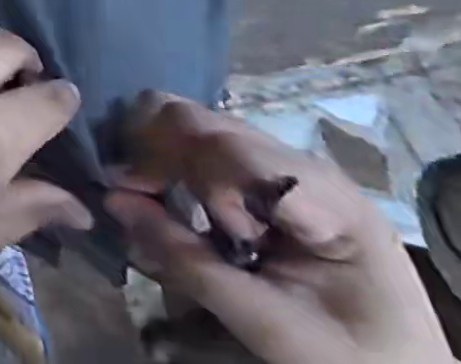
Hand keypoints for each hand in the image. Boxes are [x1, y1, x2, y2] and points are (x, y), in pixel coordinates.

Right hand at [106, 93, 456, 363]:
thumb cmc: (348, 360)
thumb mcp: (269, 326)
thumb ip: (188, 262)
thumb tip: (112, 199)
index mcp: (329, 201)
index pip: (230, 148)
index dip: (172, 161)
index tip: (128, 190)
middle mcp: (307, 166)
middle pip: (207, 122)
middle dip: (154, 148)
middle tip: (126, 189)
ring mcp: (289, 166)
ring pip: (199, 124)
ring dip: (160, 153)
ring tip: (143, 193)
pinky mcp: (271, 176)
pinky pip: (206, 146)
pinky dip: (174, 161)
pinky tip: (166, 193)